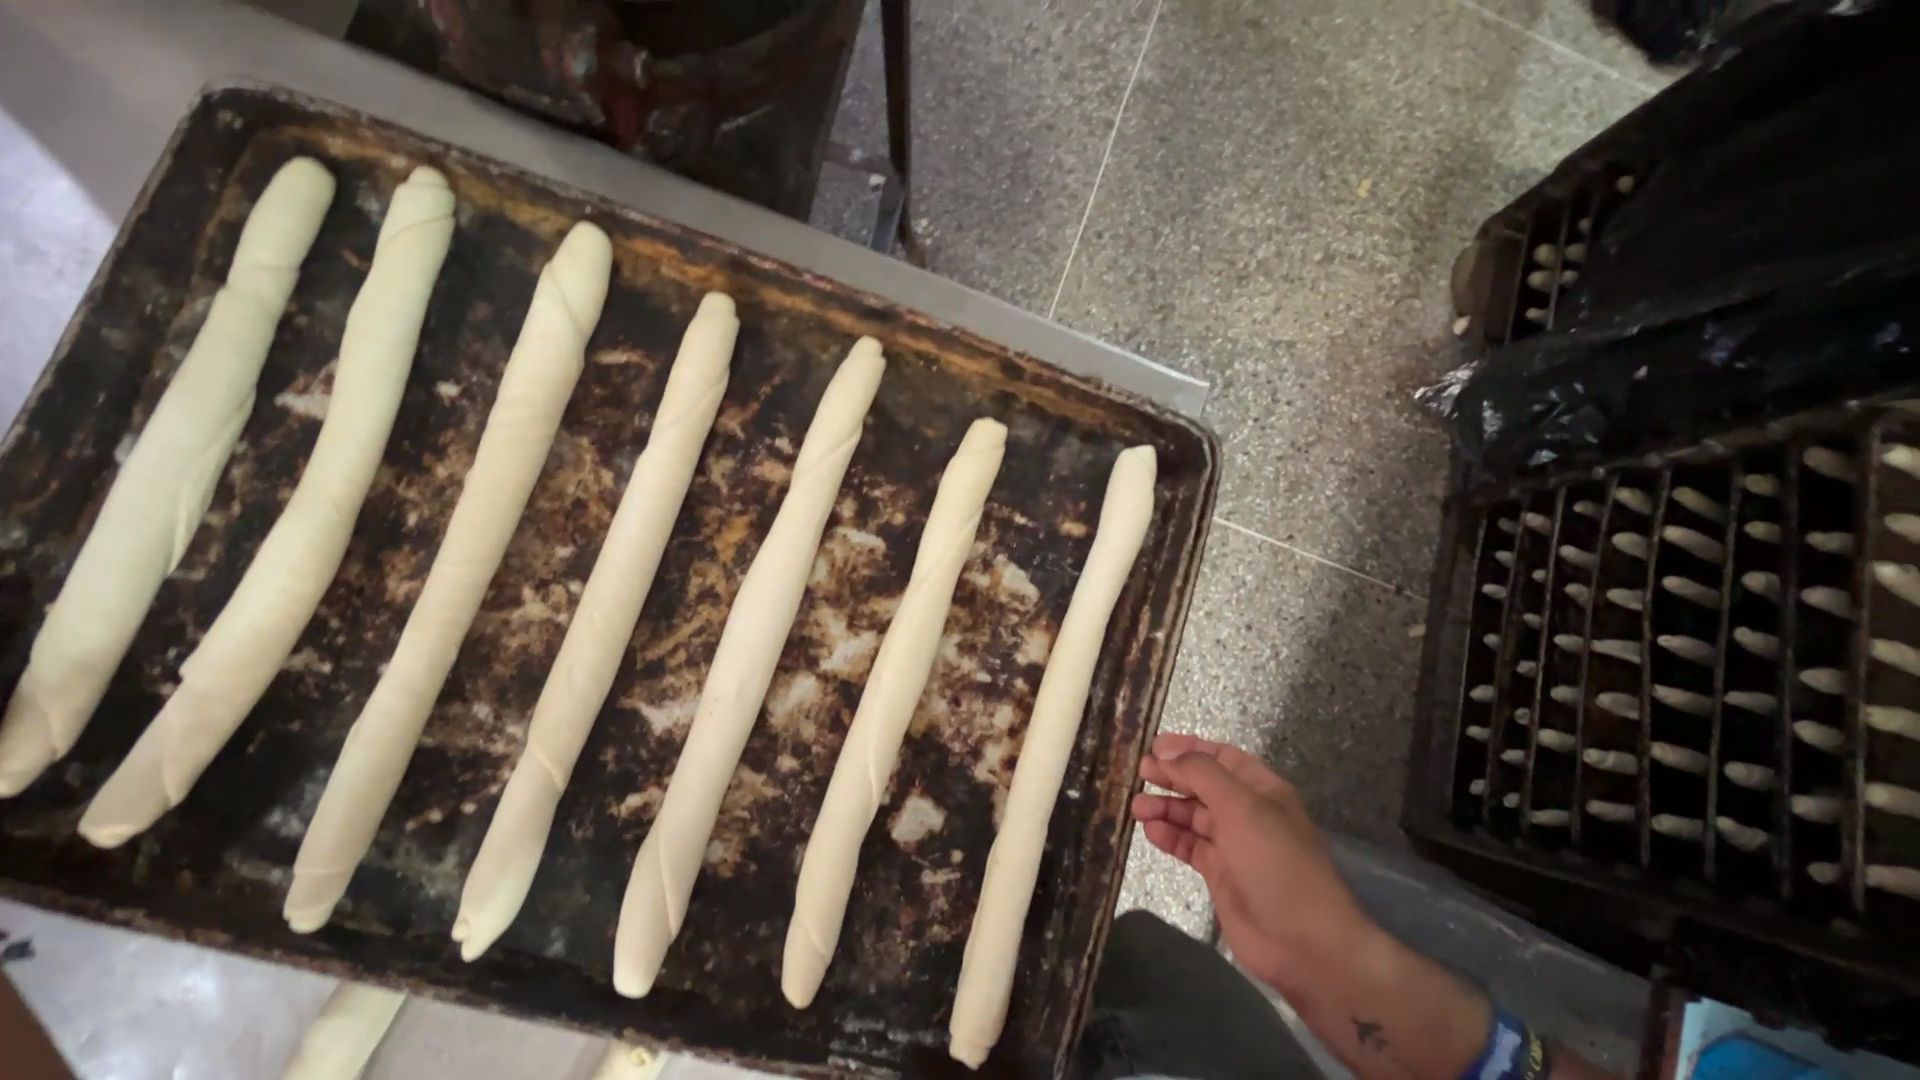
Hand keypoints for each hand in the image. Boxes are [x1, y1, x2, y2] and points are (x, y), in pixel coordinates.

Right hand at [1131, 732, 1372, 994]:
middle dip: (1172, 777)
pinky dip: (1170, 837)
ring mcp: (1234, 846)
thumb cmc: (1275, 862)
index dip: (1189, 748)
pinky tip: (1150, 832)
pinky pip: (1190, 847)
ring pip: (1193, 817)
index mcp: (1262, 790)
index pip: (1222, 756)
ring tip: (1137, 807)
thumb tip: (1166, 752)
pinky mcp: (1221, 875)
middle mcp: (1248, 813)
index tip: (1154, 745)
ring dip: (1165, 808)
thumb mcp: (1240, 806)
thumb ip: (1201, 773)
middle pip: (1203, 785)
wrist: (1303, 941)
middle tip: (1139, 773)